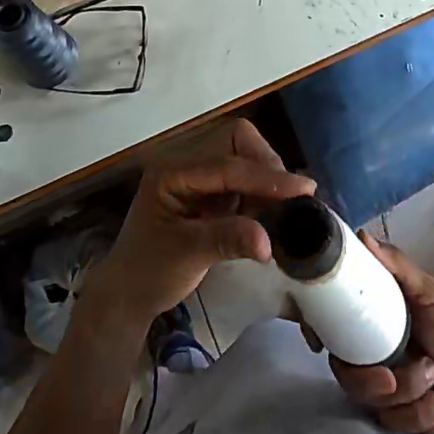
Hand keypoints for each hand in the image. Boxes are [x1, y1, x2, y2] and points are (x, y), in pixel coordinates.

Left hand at [88, 120, 314, 324]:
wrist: (129, 293)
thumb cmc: (149, 272)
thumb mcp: (187, 255)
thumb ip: (227, 239)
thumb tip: (269, 241)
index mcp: (172, 171)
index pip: (226, 164)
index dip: (265, 176)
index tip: (304, 190)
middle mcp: (184, 164)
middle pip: (236, 141)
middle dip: (266, 165)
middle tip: (290, 198)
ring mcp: (196, 176)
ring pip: (242, 156)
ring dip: (265, 178)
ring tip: (283, 209)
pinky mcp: (206, 191)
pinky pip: (240, 179)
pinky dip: (259, 191)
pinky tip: (268, 213)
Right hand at [330, 233, 433, 433]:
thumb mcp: (428, 292)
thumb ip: (397, 266)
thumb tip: (363, 236)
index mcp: (366, 324)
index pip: (327, 327)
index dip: (317, 332)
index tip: (319, 340)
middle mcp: (365, 356)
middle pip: (342, 369)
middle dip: (368, 378)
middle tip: (390, 377)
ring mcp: (380, 389)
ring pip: (368, 397)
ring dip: (406, 390)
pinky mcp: (396, 418)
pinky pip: (392, 420)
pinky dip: (421, 412)